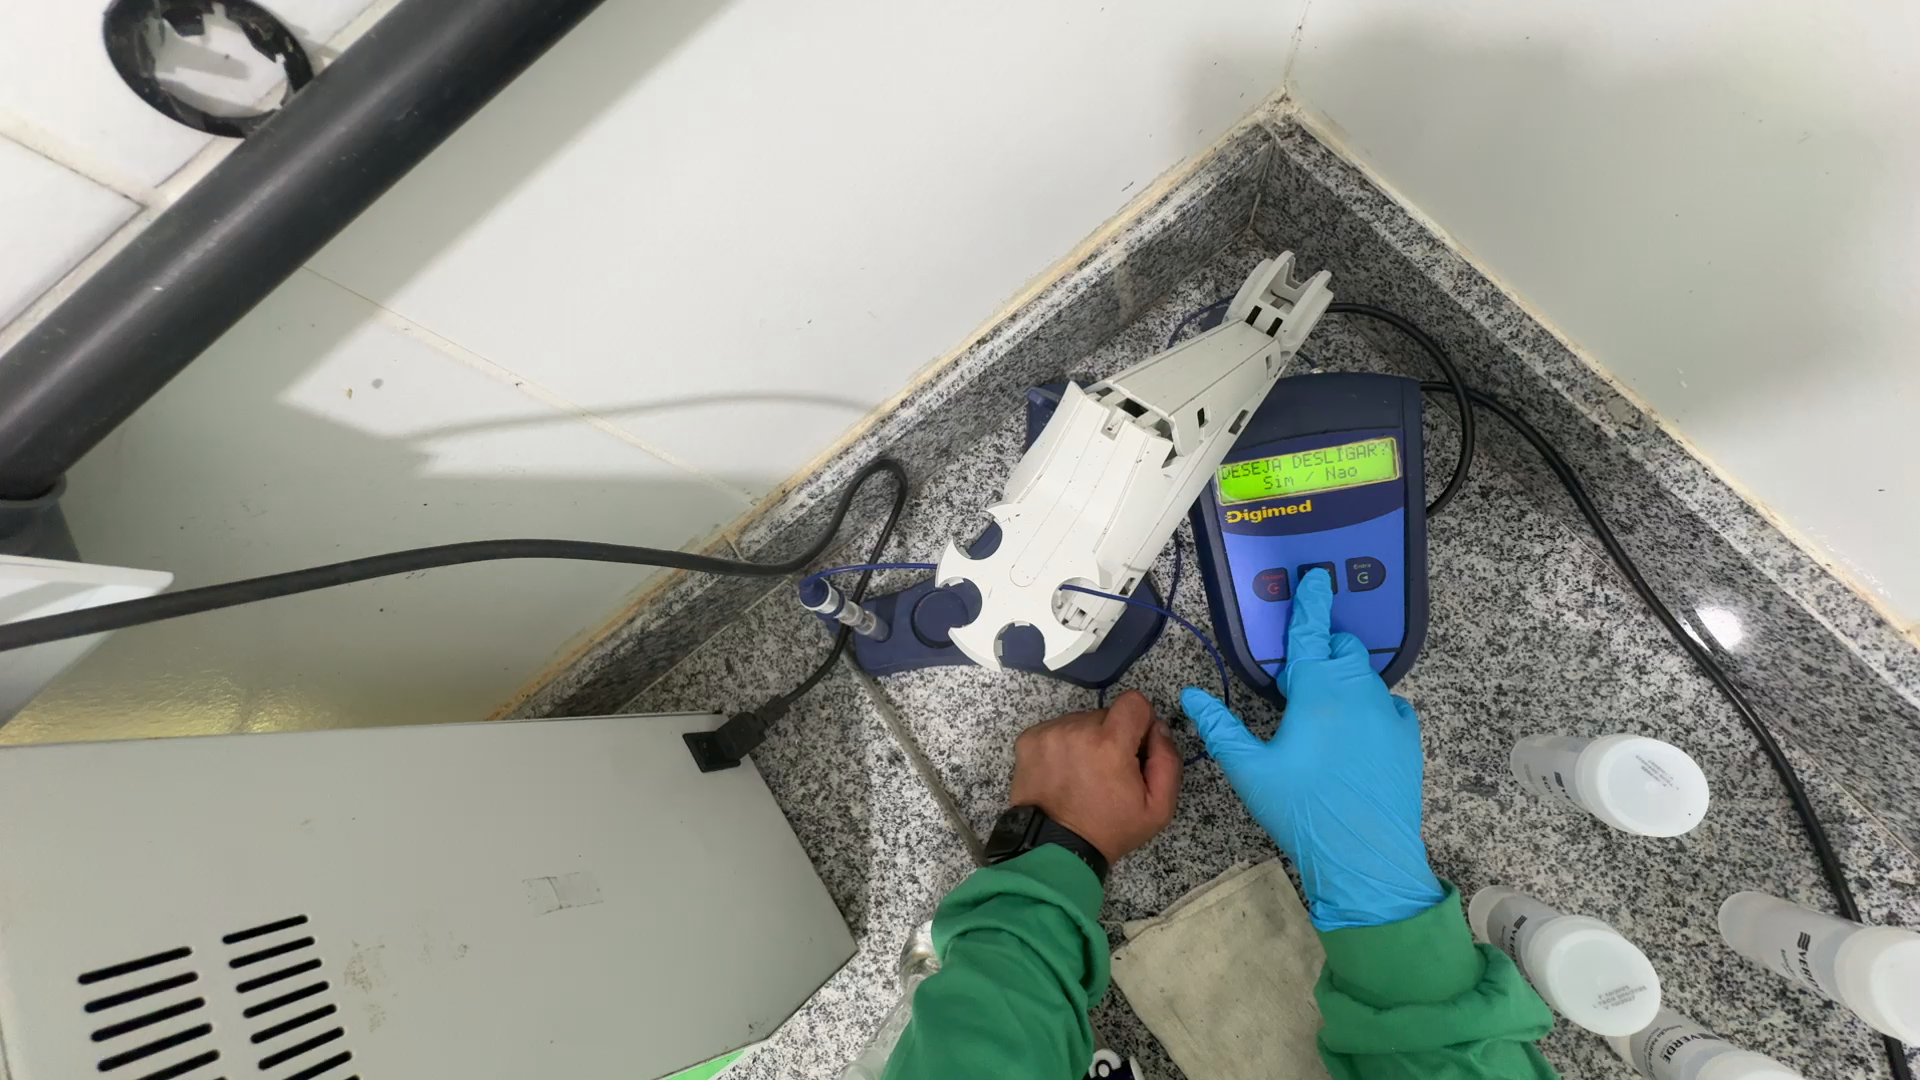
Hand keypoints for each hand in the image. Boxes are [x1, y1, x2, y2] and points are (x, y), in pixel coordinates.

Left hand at [1010, 689, 1182, 862]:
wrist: (1055, 848)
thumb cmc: (1109, 829)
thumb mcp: (1158, 808)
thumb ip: (1167, 761)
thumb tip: (1158, 727)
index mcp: (1109, 743)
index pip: (1134, 701)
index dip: (1140, 722)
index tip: (1135, 746)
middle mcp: (1076, 729)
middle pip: (1105, 715)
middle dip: (1112, 736)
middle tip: (1107, 771)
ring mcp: (1048, 732)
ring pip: (1080, 722)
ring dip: (1085, 741)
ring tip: (1082, 774)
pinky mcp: (1028, 739)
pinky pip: (1055, 729)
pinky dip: (1062, 745)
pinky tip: (1063, 772)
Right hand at [1181, 569, 1442, 929]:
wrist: (1366, 859)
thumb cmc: (1302, 809)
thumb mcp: (1249, 768)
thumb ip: (1220, 725)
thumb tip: (1192, 695)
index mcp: (1318, 693)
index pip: (1310, 634)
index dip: (1309, 603)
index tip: (1314, 578)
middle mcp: (1358, 694)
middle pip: (1343, 648)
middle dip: (1321, 647)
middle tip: (1295, 676)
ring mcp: (1388, 717)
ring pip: (1364, 674)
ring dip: (1341, 675)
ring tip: (1318, 705)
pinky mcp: (1406, 740)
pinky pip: (1386, 702)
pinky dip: (1366, 701)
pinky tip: (1350, 728)